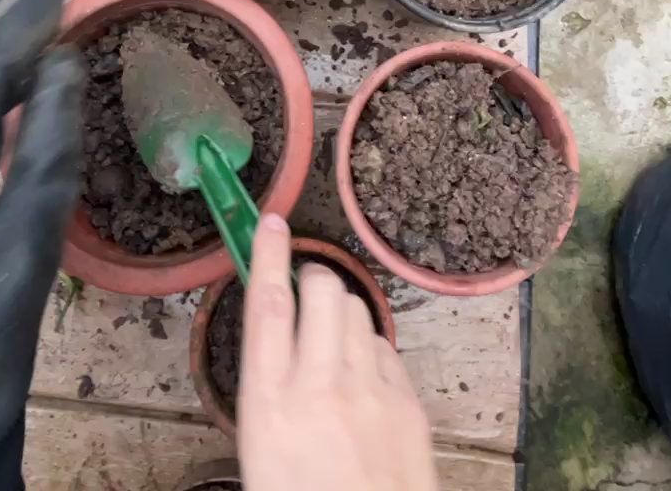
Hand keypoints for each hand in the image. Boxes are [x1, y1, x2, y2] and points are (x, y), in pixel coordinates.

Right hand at [236, 215, 437, 490]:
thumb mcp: (262, 448)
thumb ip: (272, 383)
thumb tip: (284, 330)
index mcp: (269, 403)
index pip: (266, 306)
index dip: (266, 256)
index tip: (269, 222)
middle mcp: (320, 387)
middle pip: (321, 290)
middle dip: (314, 280)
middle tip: (307, 295)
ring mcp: (370, 392)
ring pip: (356, 309)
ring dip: (340, 314)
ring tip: (334, 351)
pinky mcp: (408, 403)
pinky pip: (385, 346)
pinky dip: (369, 350)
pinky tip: (363, 385)